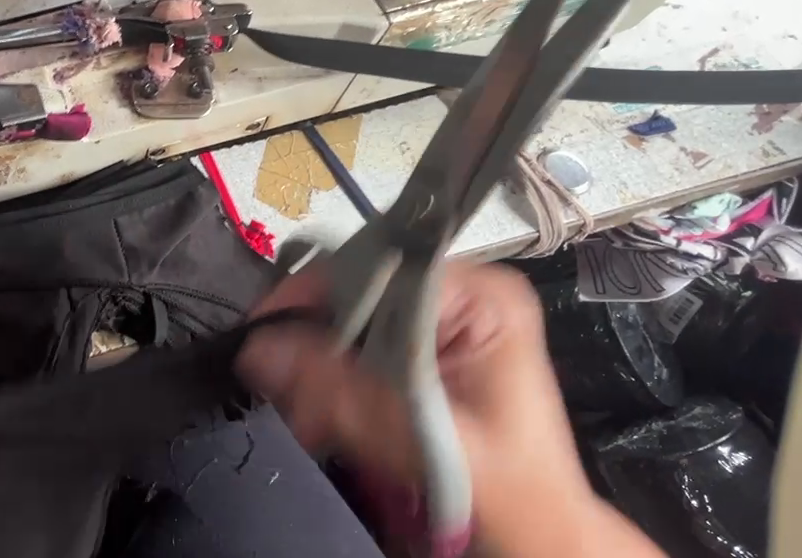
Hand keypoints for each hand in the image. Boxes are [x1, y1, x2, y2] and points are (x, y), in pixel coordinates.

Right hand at [236, 261, 664, 557]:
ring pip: (341, 318)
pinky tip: (317, 413)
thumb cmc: (511, 488)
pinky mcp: (411, 342)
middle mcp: (454, 291)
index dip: (313, 296)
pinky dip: (323, 378)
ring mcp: (432, 316)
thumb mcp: (429, 440)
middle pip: (352, 292)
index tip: (268, 334)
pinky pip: (348, 342)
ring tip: (302, 414)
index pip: (374, 269)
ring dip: (311, 367)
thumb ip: (348, 394)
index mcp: (481, 295)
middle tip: (281, 387)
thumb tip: (263, 349)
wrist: (538, 531)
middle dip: (310, 342)